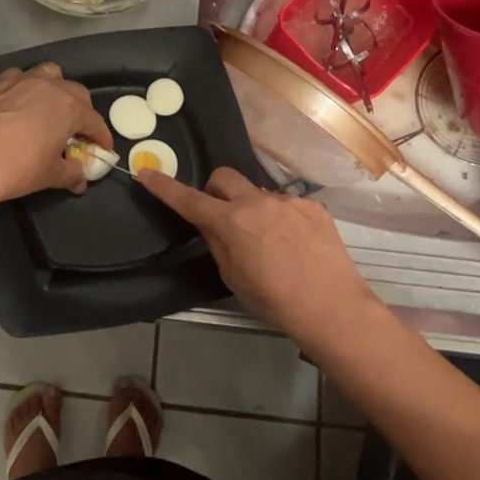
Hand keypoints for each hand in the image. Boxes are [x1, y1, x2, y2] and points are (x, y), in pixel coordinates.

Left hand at [0, 63, 113, 219]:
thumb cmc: (17, 168)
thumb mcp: (50, 175)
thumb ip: (71, 174)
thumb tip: (80, 180)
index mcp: (68, 106)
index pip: (94, 120)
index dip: (101, 136)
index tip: (102, 149)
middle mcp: (47, 86)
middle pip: (74, 92)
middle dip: (80, 110)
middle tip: (77, 131)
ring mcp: (18, 81)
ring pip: (46, 74)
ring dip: (53, 88)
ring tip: (49, 108)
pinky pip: (15, 78)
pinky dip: (22, 88)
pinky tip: (17, 104)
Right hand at [140, 167, 379, 341]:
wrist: (333, 307)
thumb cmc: (275, 301)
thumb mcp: (234, 278)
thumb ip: (218, 243)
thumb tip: (211, 224)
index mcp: (232, 222)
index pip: (189, 199)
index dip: (165, 187)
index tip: (146, 172)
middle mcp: (258, 202)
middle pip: (225, 177)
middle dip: (215, 191)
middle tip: (221, 217)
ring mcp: (289, 201)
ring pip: (259, 194)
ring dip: (254, 210)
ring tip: (270, 244)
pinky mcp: (314, 207)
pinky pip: (288, 206)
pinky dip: (283, 220)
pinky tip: (296, 247)